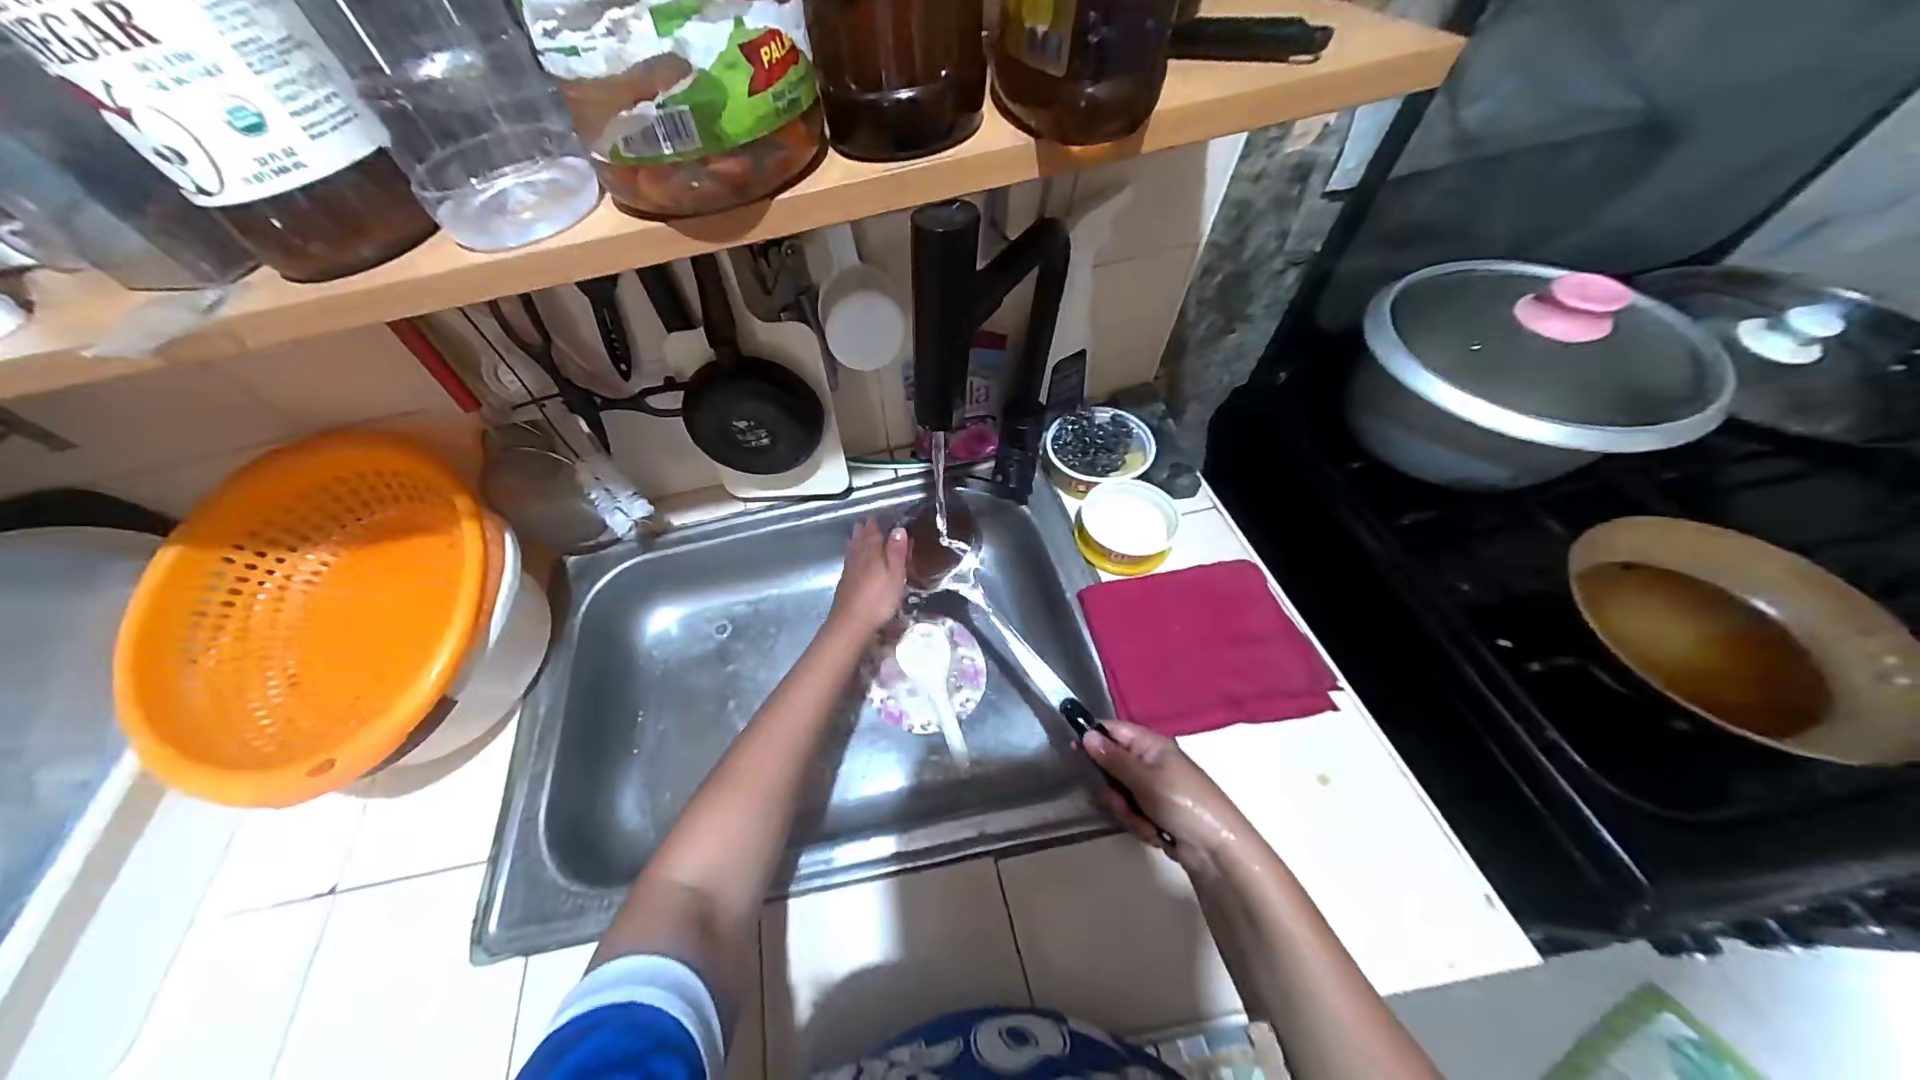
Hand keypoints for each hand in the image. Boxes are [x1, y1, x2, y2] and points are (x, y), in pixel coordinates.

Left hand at [827, 518, 908, 636]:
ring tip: (855, 533)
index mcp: (872, 554)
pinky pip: (848, 561)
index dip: (874, 525)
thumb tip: (898, 529)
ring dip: (855, 540)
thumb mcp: (895, 575)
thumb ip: (896, 552)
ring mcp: (849, 571)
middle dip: (863, 530)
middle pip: (860, 540)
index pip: (873, 534)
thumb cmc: (879, 599)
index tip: (874, 516)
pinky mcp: (845, 584)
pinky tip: (851, 559)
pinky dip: (850, 554)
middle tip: (864, 522)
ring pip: (852, 550)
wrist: (851, 622)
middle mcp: (858, 558)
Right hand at [1083, 719, 1252, 870]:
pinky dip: (1139, 825)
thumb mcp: (1144, 779)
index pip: (1113, 729)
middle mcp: (1150, 762)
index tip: (1073, 750)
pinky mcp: (1155, 813)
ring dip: (1127, 811)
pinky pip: (1131, 812)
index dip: (1093, 737)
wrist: (1217, 850)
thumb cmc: (1182, 803)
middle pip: (1111, 765)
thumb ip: (1113, 758)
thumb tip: (1087, 733)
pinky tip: (1155, 834)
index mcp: (1151, 745)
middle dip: (1113, 788)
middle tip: (1122, 800)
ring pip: (1118, 793)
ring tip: (1147, 823)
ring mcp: (1152, 789)